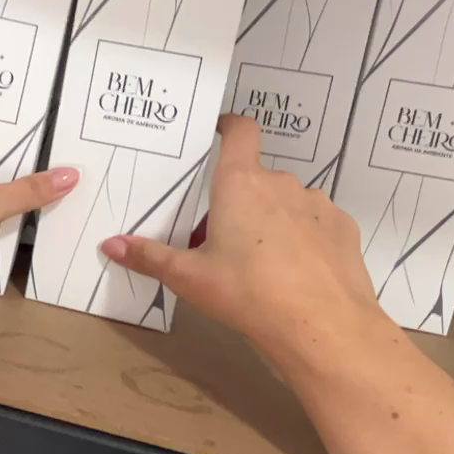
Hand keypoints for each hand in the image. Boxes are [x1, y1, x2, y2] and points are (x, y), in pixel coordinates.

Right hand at [99, 115, 390, 361]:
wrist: (323, 327)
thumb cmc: (248, 293)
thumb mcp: (190, 278)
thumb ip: (150, 257)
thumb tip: (110, 244)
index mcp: (240, 183)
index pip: (240, 132)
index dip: (230, 126)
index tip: (219, 132)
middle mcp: (281, 183)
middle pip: (255, 179)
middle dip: (239, 201)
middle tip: (222, 238)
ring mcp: (317, 205)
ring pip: (286, 202)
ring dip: (272, 220)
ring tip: (262, 262)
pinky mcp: (343, 229)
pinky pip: (316, 224)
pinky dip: (304, 238)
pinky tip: (296, 272)